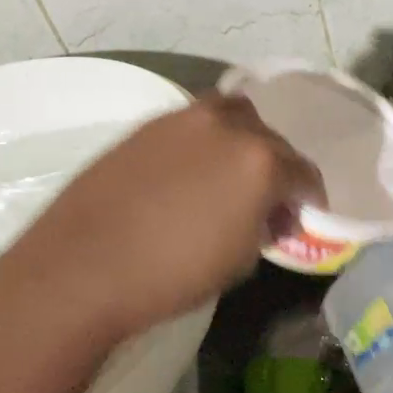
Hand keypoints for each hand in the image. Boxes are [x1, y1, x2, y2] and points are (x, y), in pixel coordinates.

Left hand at [0, 94, 320, 345]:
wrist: (82, 267)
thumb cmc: (173, 274)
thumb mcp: (240, 260)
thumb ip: (265, 226)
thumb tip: (268, 215)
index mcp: (261, 161)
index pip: (305, 173)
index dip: (310, 199)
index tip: (303, 218)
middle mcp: (229, 126)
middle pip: (272, 139)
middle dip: (278, 169)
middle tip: (268, 203)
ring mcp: (183, 119)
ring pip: (233, 118)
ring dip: (243, 144)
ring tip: (231, 178)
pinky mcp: (146, 126)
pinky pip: (194, 125)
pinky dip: (206, 143)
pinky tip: (191, 175)